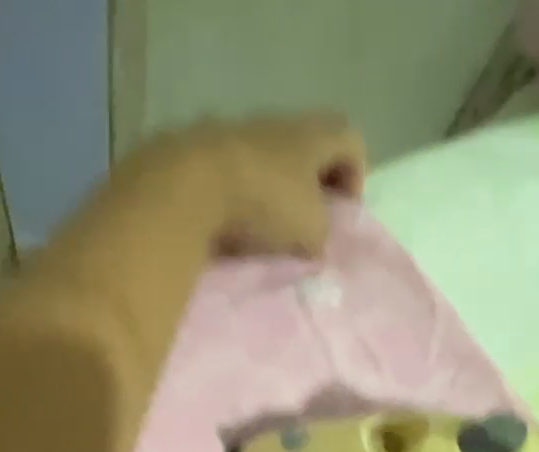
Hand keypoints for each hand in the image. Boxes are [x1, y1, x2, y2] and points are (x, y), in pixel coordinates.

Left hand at [124, 114, 367, 257]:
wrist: (182, 187)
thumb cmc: (262, 203)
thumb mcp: (309, 229)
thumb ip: (322, 232)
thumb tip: (315, 240)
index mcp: (310, 134)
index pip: (350, 140)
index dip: (356, 175)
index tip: (342, 213)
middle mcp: (272, 124)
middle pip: (303, 146)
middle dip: (308, 183)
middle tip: (303, 222)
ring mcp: (228, 131)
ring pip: (260, 156)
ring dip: (265, 187)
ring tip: (258, 227)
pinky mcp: (191, 148)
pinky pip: (222, 170)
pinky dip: (228, 193)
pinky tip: (222, 223)